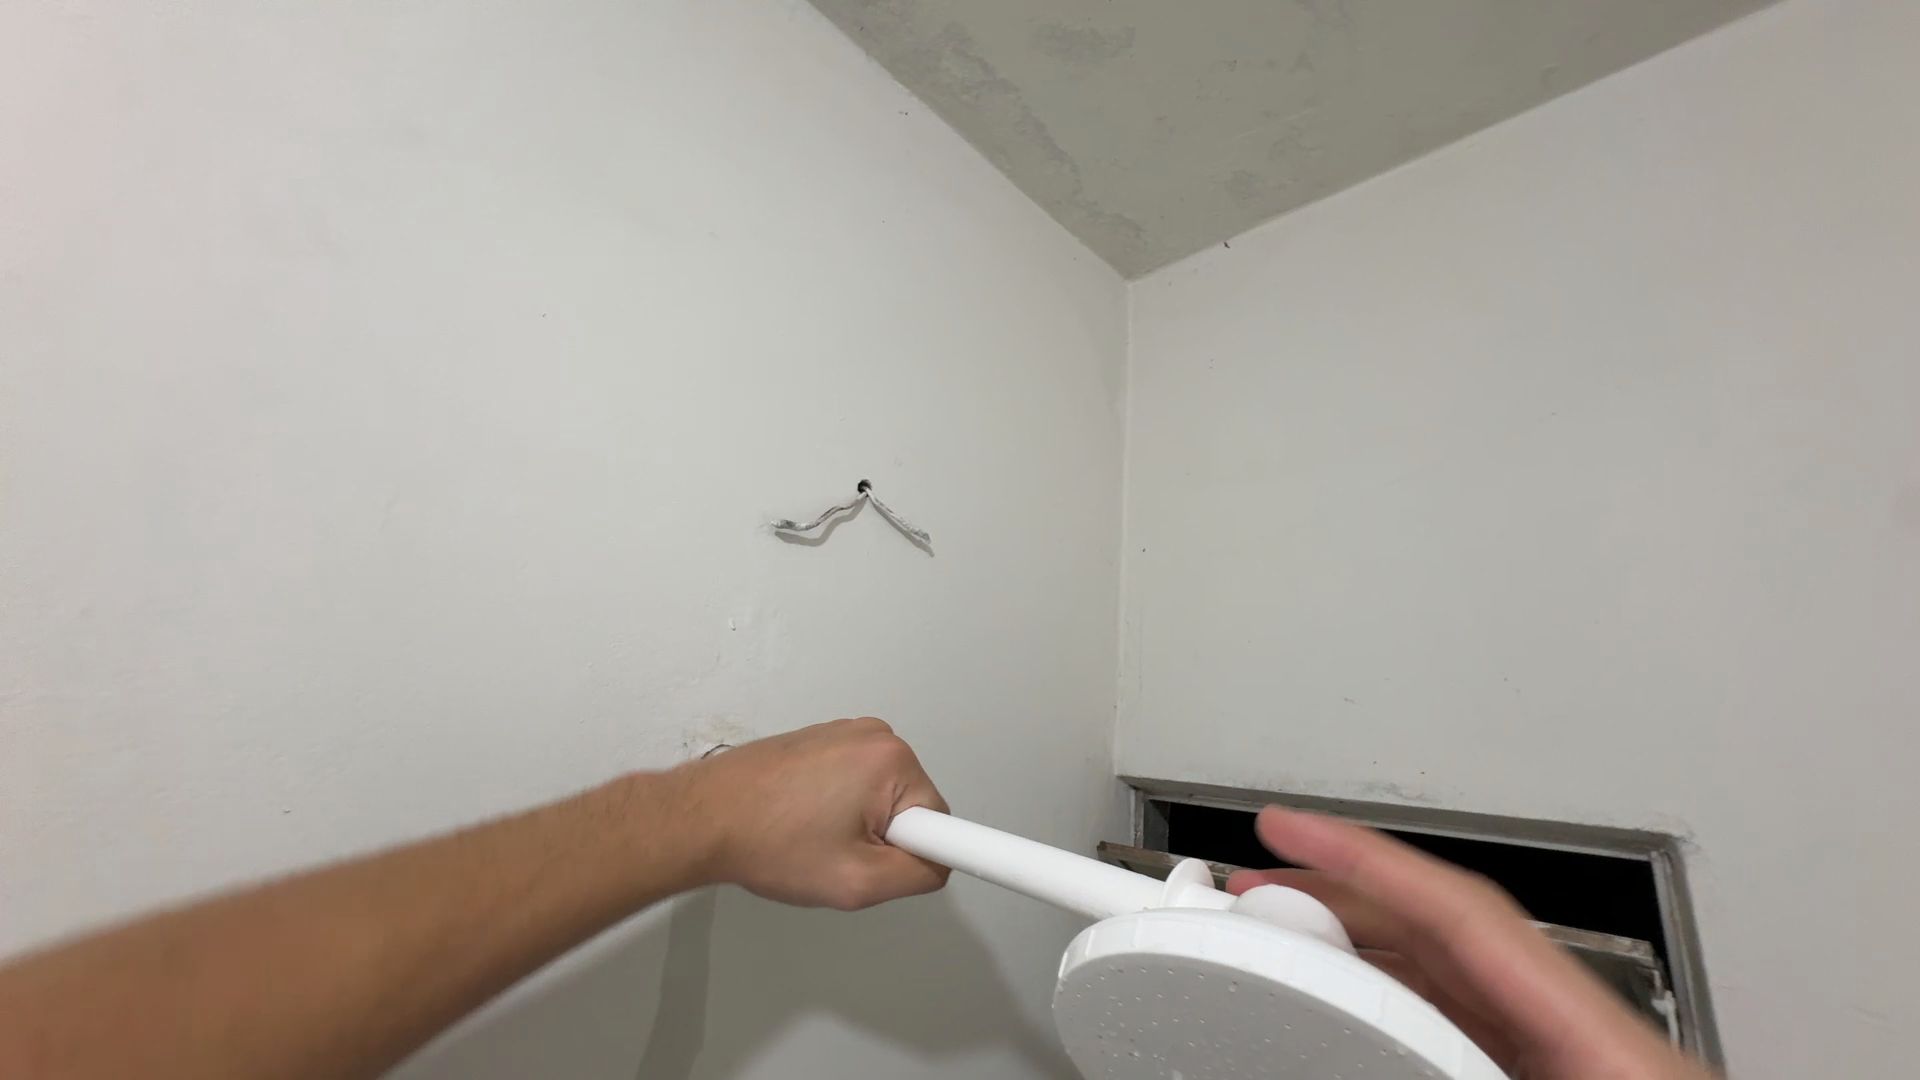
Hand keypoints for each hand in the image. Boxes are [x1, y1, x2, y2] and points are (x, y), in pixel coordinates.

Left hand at [671, 718, 950, 910]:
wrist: (702, 816)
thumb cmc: (764, 839)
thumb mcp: (855, 882)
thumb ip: (917, 875)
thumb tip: (938, 862)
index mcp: (891, 760)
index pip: (942, 818)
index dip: (927, 851)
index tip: (910, 862)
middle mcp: (876, 735)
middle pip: (910, 807)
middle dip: (882, 839)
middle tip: (839, 854)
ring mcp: (848, 732)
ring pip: (881, 797)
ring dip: (857, 823)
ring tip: (813, 835)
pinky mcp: (826, 738)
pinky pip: (855, 782)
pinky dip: (837, 805)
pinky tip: (803, 819)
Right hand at [1226, 807, 1717, 1079]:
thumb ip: (1449, 1063)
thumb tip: (1360, 1043)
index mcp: (1610, 1057)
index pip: (1466, 917)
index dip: (1364, 860)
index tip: (1287, 829)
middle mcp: (1583, 1044)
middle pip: (1440, 930)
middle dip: (1337, 894)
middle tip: (1255, 886)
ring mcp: (1564, 1064)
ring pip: (1438, 970)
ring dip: (1352, 942)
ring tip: (1280, 934)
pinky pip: (1446, 1016)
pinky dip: (1381, 995)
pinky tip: (1335, 1005)